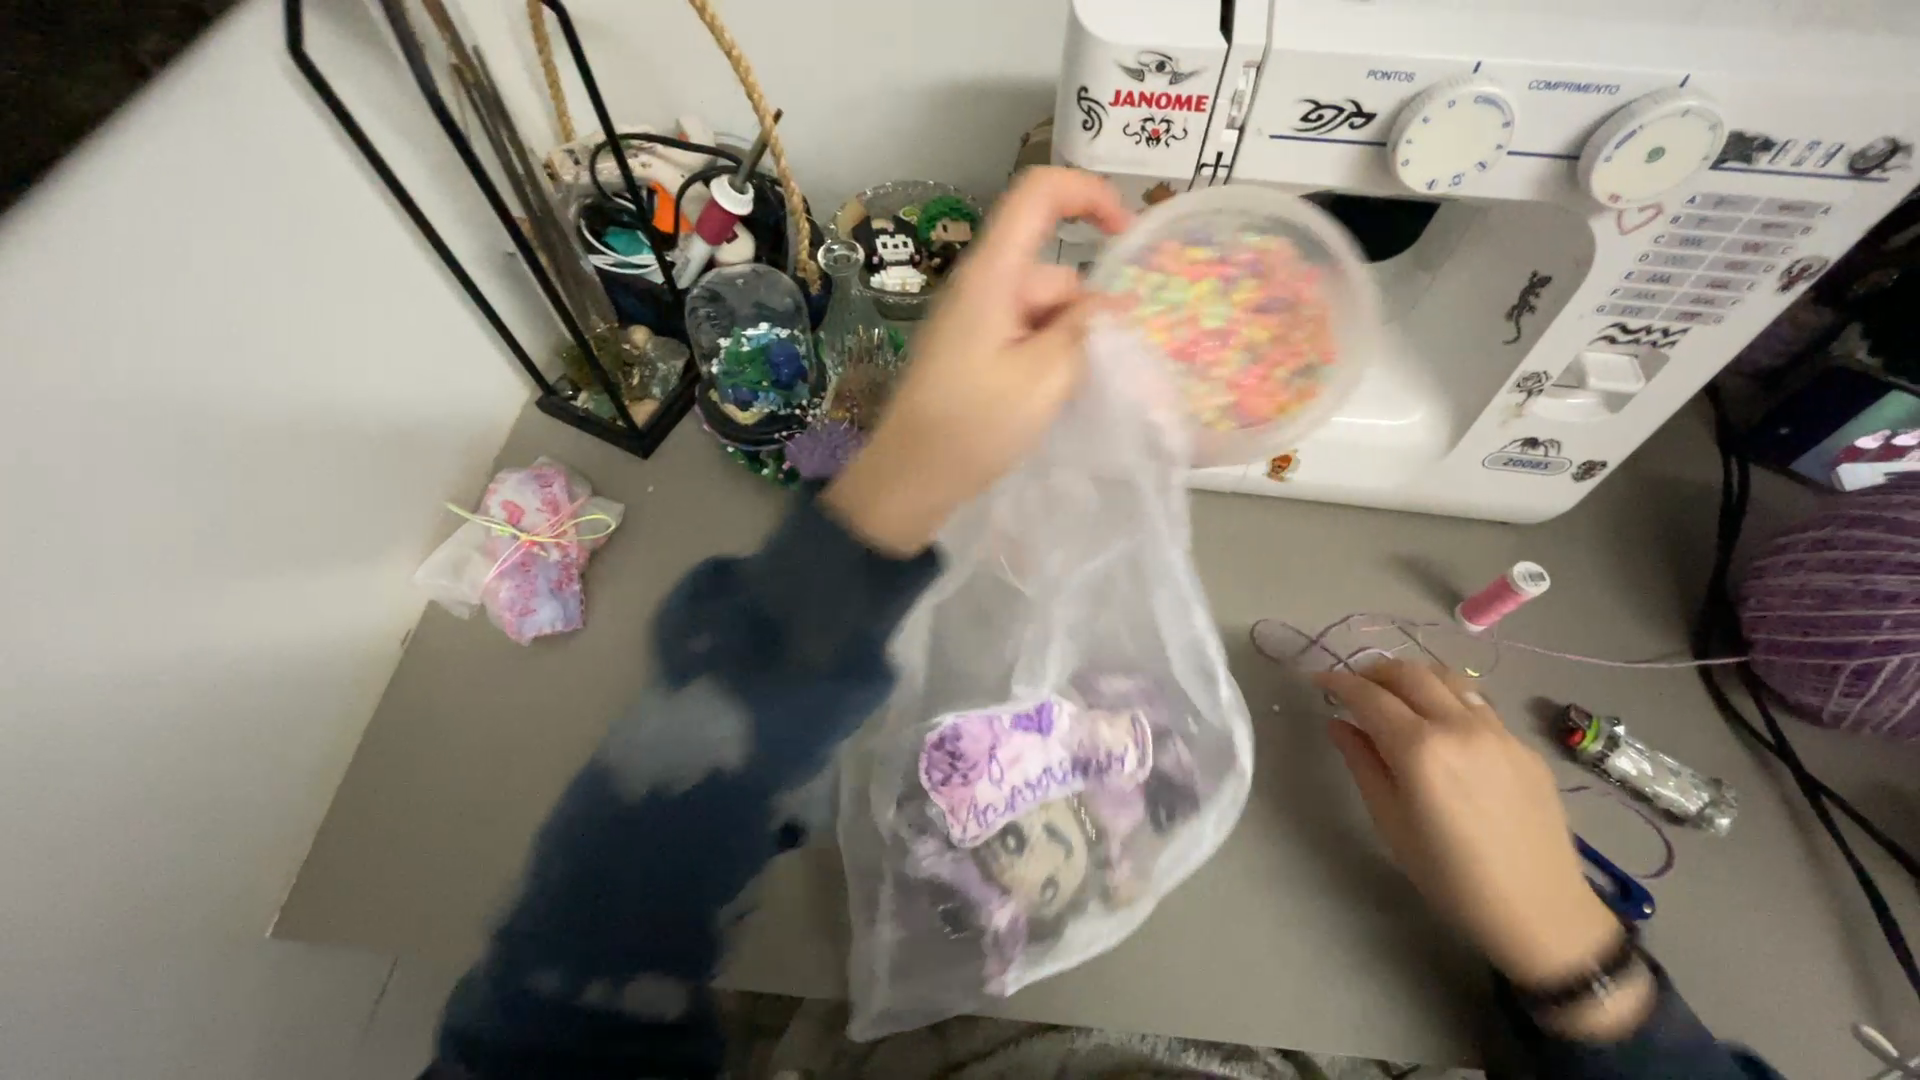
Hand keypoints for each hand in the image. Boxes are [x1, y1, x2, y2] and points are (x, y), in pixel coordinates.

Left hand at [821, 168, 1131, 556]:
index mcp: (992, 275)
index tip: (1129, 234)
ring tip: (1068, 393)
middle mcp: (981, 286)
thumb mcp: (1044, 377)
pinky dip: (1047, 357)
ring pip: (1043, 311)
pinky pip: (1024, 336)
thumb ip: (1084, 330)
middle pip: (1051, 271)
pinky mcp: (972, 351)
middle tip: (1097, 367)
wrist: (910, 478)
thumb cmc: (974, 425)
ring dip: (1068, 342)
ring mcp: (974, 321)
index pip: (1039, 194)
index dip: (1089, 195)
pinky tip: (1051, 397)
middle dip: (1085, 311)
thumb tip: (1111, 304)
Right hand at [1315, 661, 1654, 1037]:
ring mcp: (1499, 733)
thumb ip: (1362, 762)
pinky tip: (1439, 727)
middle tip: (1353, 685)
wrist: (1540, 911)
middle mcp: (1460, 727)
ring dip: (1413, 677)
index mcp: (1420, 749)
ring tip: (1394, 694)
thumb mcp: (1389, 821)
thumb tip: (1340, 724)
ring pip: (1448, 679)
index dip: (1338, 683)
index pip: (1369, 696)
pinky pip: (1477, 706)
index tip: (1319, 681)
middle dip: (1373, 671)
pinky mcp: (1524, 747)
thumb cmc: (1448, 875)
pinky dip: (1447, 700)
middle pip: (1409, 673)